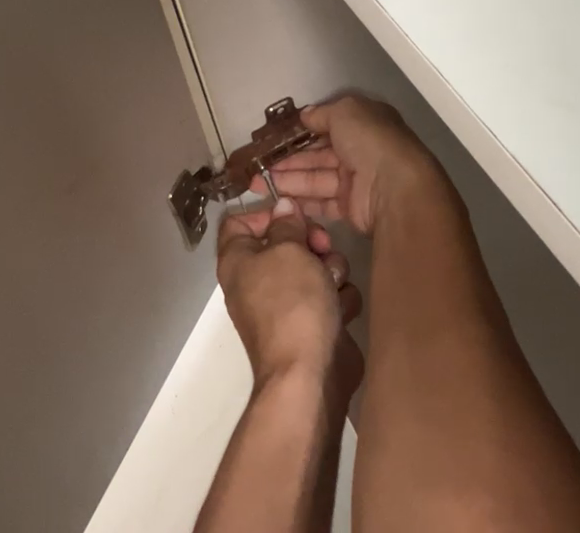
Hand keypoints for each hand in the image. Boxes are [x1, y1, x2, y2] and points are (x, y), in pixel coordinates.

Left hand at [217, 198, 362, 391]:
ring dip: (331, 271)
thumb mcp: (289, 250)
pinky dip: (338, 300)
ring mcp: (288, 304)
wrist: (310, 372)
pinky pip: (331, 295)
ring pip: (317, 266)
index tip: (294, 213)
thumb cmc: (292, 303)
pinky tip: (340, 311)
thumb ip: (287, 224)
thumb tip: (282, 206)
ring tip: (333, 287)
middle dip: (312, 241)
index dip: (268, 212)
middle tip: (323, 247)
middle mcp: (259, 280)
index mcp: (239, 262)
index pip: (240, 222)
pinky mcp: (315, 322)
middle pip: (288, 242)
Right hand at [263, 95, 442, 234]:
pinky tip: (279, 200)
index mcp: (364, 124)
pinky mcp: (351, 207)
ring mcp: (356, 180)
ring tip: (257, 184)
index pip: (328, 126)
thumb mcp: (346, 111)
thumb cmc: (371, 140)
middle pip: (318, 155)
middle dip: (288, 161)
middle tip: (258, 168)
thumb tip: (306, 115)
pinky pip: (322, 202)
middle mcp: (361, 151)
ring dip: (288, 180)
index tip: (276, 140)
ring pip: (316, 178)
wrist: (394, 186)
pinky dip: (301, 200)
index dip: (302, 132)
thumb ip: (323, 113)